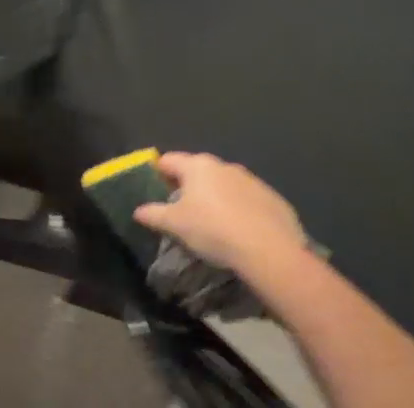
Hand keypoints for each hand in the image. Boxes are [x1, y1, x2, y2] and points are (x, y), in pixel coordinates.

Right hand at [133, 152, 307, 271]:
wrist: (271, 252)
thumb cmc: (213, 230)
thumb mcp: (175, 224)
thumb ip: (153, 214)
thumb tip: (138, 211)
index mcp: (197, 166)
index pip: (168, 160)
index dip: (158, 173)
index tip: (156, 191)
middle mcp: (224, 166)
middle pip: (198, 171)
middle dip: (189, 186)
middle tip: (183, 210)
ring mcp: (253, 182)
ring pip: (226, 185)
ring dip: (218, 197)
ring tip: (215, 223)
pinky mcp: (276, 201)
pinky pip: (250, 201)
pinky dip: (242, 210)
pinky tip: (242, 232)